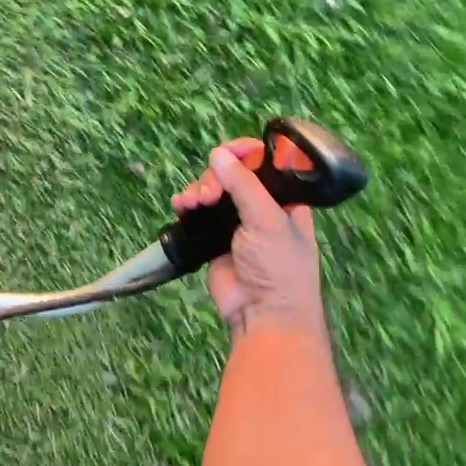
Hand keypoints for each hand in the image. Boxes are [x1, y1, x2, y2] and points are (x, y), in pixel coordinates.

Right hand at [171, 139, 325, 341]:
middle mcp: (261, 207)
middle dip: (215, 177)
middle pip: (232, 173)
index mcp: (285, 201)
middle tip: (209, 195)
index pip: (266, 163)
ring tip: (191, 204)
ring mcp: (236, 221)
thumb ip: (244, 185)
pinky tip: (181, 208)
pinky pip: (196, 209)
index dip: (246, 153)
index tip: (226, 152)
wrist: (262, 313)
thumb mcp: (268, 222)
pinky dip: (186, 204)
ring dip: (197, 190)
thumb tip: (219, 153)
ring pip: (211, 189)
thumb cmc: (279, 267)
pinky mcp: (214, 234)